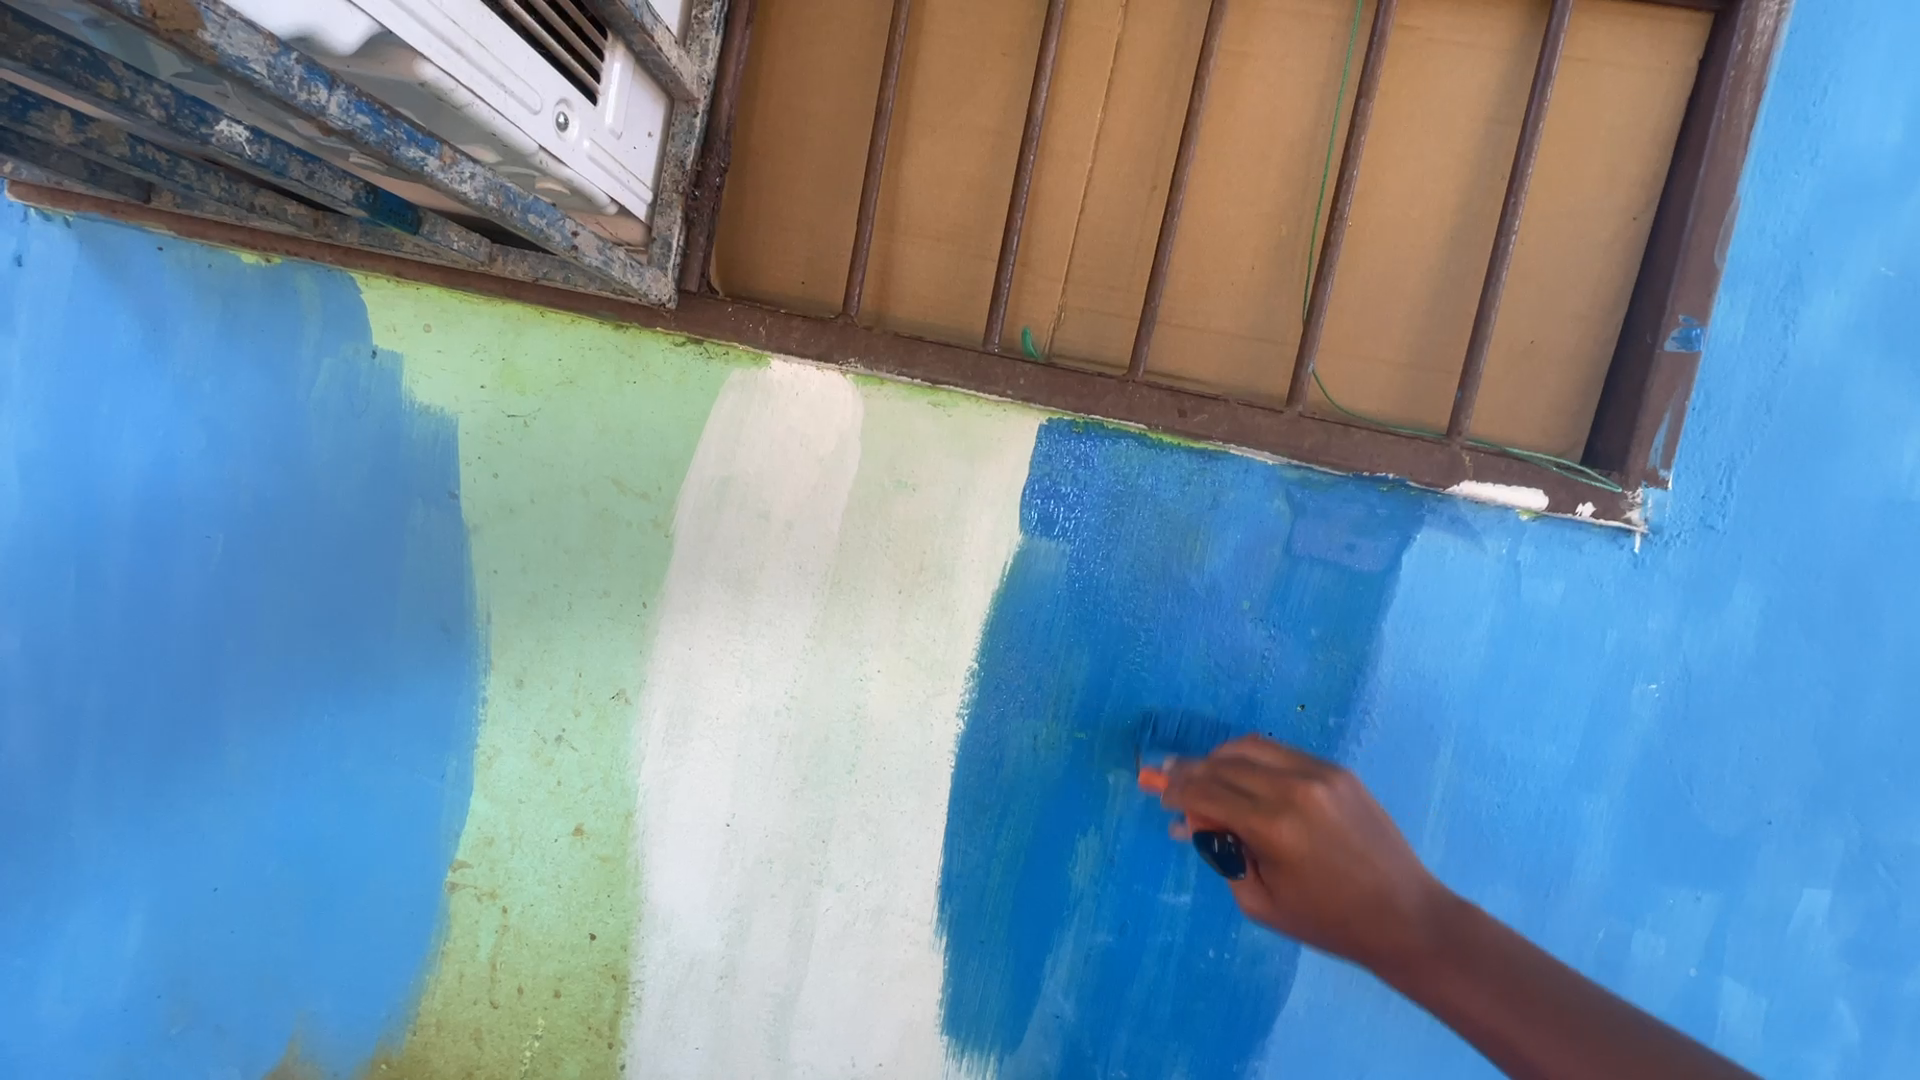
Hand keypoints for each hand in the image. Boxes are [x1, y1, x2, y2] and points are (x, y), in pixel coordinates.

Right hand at [1158, 736, 1446, 975]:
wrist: (1407, 917)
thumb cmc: (1327, 921)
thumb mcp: (1259, 901)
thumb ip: (1220, 853)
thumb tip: (1191, 819)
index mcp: (1272, 828)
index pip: (1205, 792)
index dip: (1174, 790)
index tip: (1155, 790)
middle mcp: (1292, 789)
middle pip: (1220, 764)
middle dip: (1188, 770)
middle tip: (1165, 777)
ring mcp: (1318, 773)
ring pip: (1247, 747)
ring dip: (1216, 757)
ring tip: (1201, 773)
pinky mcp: (1336, 770)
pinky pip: (1278, 751)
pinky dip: (1249, 758)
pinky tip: (1240, 775)